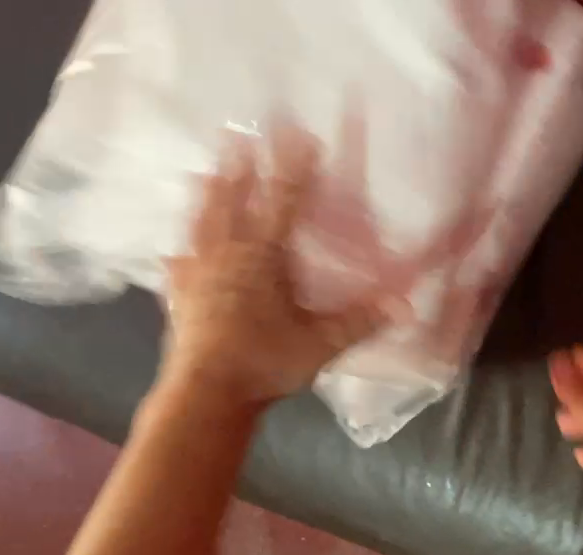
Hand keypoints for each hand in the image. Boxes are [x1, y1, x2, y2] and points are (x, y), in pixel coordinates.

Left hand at [159, 126, 391, 407]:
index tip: (300, 137)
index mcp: (262, 257)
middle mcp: (225, 254)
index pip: (282, 202)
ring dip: (207, 196)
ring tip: (204, 173)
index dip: (294, 169)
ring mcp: (197, 273)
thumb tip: (406, 306)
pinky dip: (181, 252)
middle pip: (232, 201)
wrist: (208, 392)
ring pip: (202, 224)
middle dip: (240, 168)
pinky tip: (175, 253)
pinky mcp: (180, 297)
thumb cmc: (266, 362)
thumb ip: (361, 321)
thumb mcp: (323, 344)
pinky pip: (179, 265)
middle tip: (239, 136)